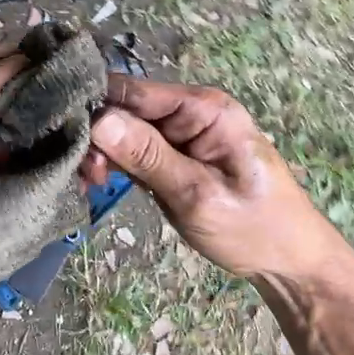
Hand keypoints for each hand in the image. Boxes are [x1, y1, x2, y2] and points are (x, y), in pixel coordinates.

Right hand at [87, 75, 335, 280]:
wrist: (290, 263)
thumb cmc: (254, 228)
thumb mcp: (197, 195)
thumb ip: (148, 156)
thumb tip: (98, 119)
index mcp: (204, 108)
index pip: (134, 91)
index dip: (96, 107)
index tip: (63, 134)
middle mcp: (189, 111)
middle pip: (123, 108)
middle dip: (96, 135)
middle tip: (82, 173)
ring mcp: (179, 133)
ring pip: (122, 129)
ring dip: (100, 152)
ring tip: (89, 182)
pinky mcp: (170, 155)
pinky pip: (131, 148)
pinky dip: (112, 163)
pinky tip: (96, 181)